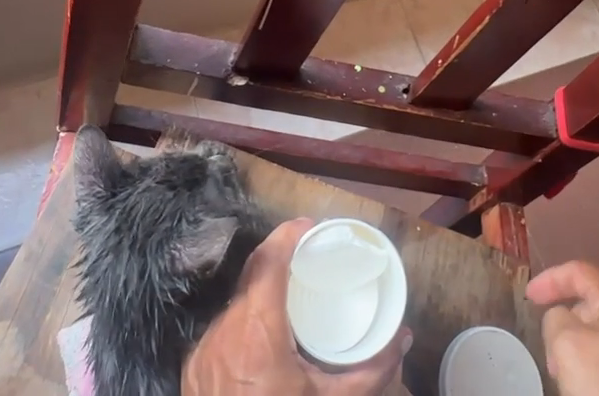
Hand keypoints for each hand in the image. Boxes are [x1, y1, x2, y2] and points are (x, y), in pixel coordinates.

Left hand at [183, 217, 411, 395]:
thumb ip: (370, 371)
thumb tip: (403, 338)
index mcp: (259, 331)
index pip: (268, 261)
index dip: (286, 234)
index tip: (309, 227)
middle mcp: (227, 330)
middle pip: (251, 274)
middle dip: (277, 257)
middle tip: (305, 255)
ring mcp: (206, 347)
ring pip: (236, 301)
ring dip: (260, 292)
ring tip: (288, 292)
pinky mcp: (195, 364)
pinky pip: (222, 328)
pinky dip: (244, 321)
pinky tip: (262, 332)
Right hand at [527, 261, 598, 395]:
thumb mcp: (566, 341)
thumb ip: (555, 318)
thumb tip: (562, 319)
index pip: (580, 272)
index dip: (551, 278)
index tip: (528, 297)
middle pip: (589, 310)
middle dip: (564, 327)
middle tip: (550, 355)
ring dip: (577, 355)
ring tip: (567, 380)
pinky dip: (595, 374)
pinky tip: (589, 391)